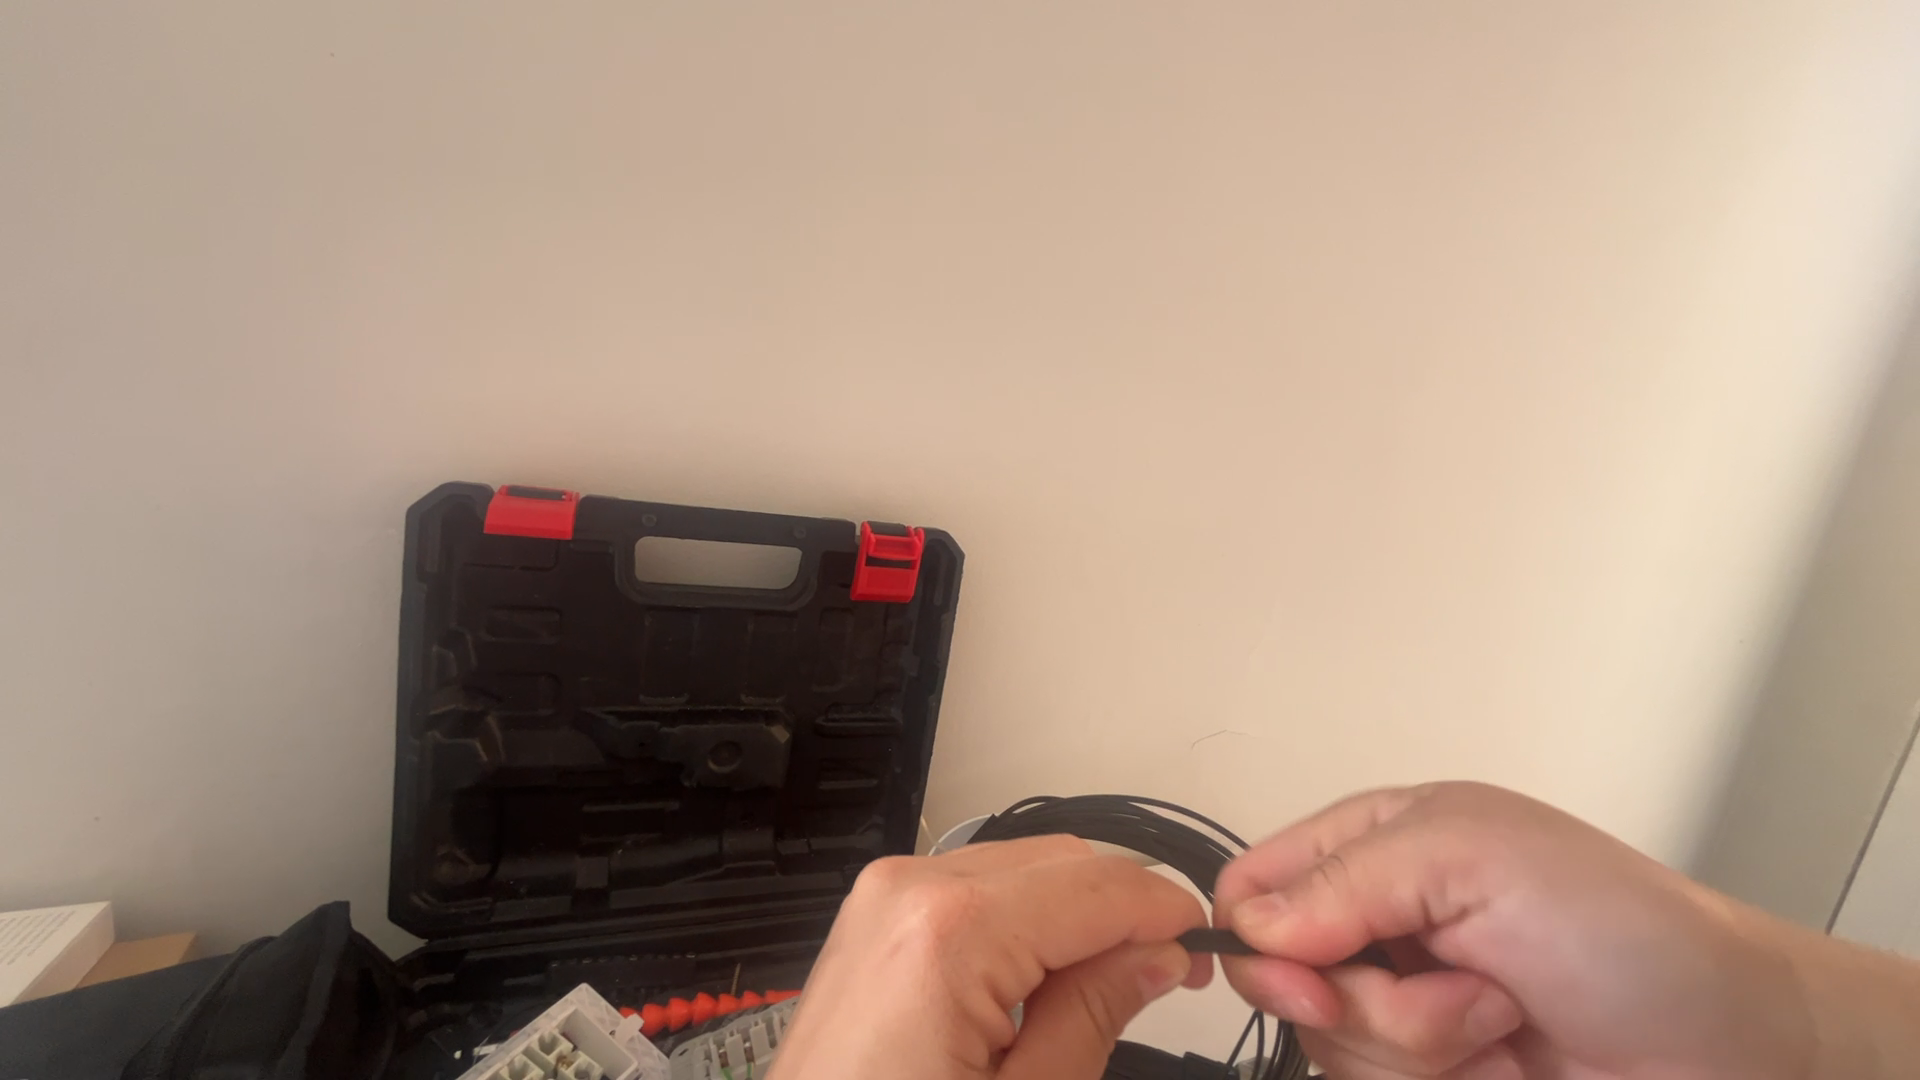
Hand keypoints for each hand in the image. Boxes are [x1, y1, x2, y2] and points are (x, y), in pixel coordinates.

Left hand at [773, 834, 1211, 1079]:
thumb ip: (1091, 1016)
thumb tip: (1155, 955)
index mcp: (949, 929)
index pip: (1092, 885)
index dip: (1162, 910)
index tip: (1203, 945)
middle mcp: (911, 884)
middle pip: (1059, 859)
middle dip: (1121, 905)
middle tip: (1167, 968)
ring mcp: (887, 890)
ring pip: (1021, 864)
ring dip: (1075, 908)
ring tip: (1107, 978)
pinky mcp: (879, 908)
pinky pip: (977, 883)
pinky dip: (1025, 913)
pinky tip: (1043, 969)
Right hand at [1213, 782, 1820, 1078]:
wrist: (1748, 1050)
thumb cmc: (1607, 923)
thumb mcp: (1468, 860)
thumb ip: (1346, 880)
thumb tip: (1247, 927)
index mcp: (1363, 846)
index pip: (1253, 882)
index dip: (1252, 933)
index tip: (1306, 983)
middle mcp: (1366, 920)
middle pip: (1279, 974)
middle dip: (1354, 1002)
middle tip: (1437, 1003)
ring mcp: (1395, 998)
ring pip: (1327, 1042)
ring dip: (1412, 1043)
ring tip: (1497, 1016)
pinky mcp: (1428, 1067)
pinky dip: (1432, 1076)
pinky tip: (1499, 1053)